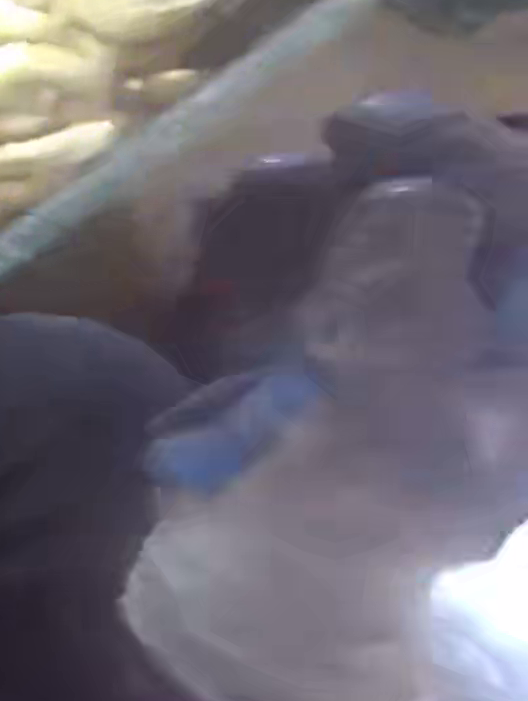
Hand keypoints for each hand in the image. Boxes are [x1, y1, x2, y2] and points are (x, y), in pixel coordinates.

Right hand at [150, 93, 527, 563]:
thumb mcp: (373, 440)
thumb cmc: (320, 524)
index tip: (384, 132)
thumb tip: (406, 199)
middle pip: (462, 218)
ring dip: (312, 196)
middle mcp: (472, 337)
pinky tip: (213, 216)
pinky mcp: (296, 343)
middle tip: (334, 133)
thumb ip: (397, 329)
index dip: (487, 169)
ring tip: (250, 182)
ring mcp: (376, 335)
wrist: (235, 569)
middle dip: (402, 167)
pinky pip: (285, 266)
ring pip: (364, 233)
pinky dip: (249, 233)